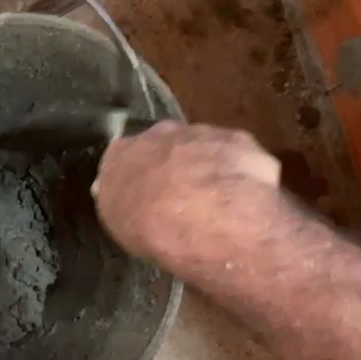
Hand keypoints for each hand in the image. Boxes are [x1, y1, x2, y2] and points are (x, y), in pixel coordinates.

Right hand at [92, 121, 286, 273]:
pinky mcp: (238, 140)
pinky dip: (237, 171)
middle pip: (165, 146)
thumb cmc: (150, 227)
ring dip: (207, 168)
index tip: (146, 195)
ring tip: (216, 202)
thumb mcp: (119, 223)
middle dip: (173, 165)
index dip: (138, 176)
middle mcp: (159, 133)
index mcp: (121, 153)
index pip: (124, 158)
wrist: (205, 219)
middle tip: (182, 197)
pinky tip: (241, 197)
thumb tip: (127, 194)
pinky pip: (235, 155)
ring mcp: (200, 133)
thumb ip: (121, 201)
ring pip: (202, 147)